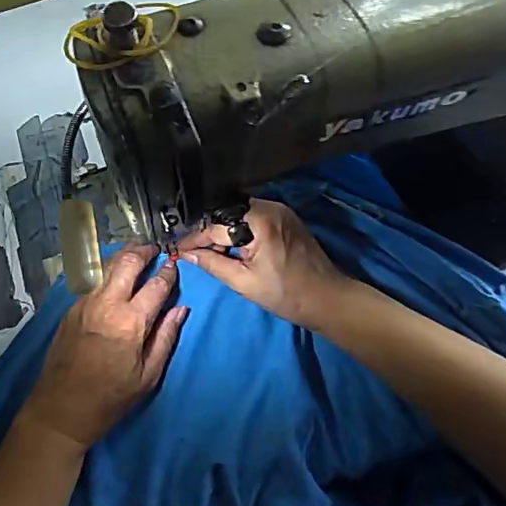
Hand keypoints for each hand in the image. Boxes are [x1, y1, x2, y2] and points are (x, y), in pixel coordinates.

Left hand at [16, 246, 187, 450]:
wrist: (60, 409)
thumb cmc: (110, 398)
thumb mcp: (147, 376)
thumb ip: (165, 338)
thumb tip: (180, 309)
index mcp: (130, 322)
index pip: (156, 285)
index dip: (169, 273)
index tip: (175, 265)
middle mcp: (106, 304)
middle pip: (127, 263)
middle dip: (143, 251)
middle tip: (155, 249)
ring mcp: (84, 303)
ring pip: (105, 266)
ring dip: (123, 256)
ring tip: (136, 253)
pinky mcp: (71, 309)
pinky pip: (92, 280)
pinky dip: (106, 270)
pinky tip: (113, 274)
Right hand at [176, 199, 354, 330]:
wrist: (327, 298)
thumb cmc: (286, 294)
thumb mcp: (243, 282)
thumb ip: (212, 263)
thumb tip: (186, 254)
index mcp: (259, 221)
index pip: (215, 225)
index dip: (194, 238)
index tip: (178, 249)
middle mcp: (270, 207)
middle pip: (226, 214)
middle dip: (207, 232)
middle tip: (193, 251)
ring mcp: (279, 210)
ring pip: (238, 215)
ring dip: (223, 231)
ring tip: (212, 252)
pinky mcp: (285, 217)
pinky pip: (252, 217)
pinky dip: (239, 230)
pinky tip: (233, 248)